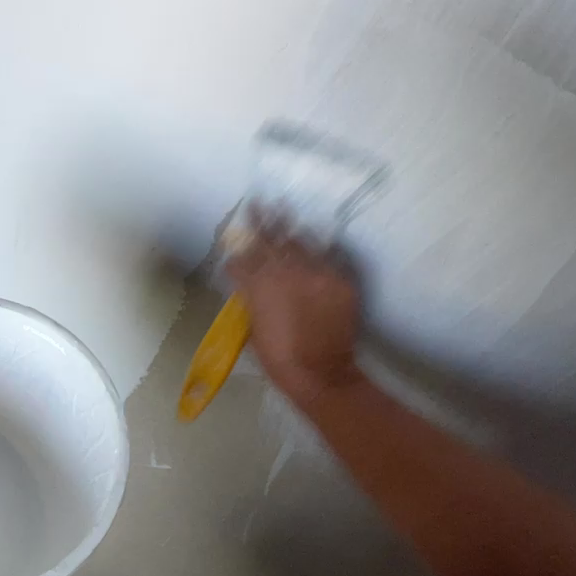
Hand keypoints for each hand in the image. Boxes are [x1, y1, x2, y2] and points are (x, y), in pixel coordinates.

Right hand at [225, 225, 364, 403]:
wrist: (321, 373)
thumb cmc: (278, 356)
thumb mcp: (253, 324)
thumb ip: (250, 295)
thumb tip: (245, 277)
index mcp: (260, 283)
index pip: (246, 252)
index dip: (240, 239)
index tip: (236, 228)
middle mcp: (287, 271)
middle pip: (273, 236)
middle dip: (264, 218)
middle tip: (259, 201)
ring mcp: (316, 273)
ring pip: (301, 240)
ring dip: (291, 229)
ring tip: (285, 211)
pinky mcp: (339, 280)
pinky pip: (328, 256)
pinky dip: (318, 250)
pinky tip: (315, 240)